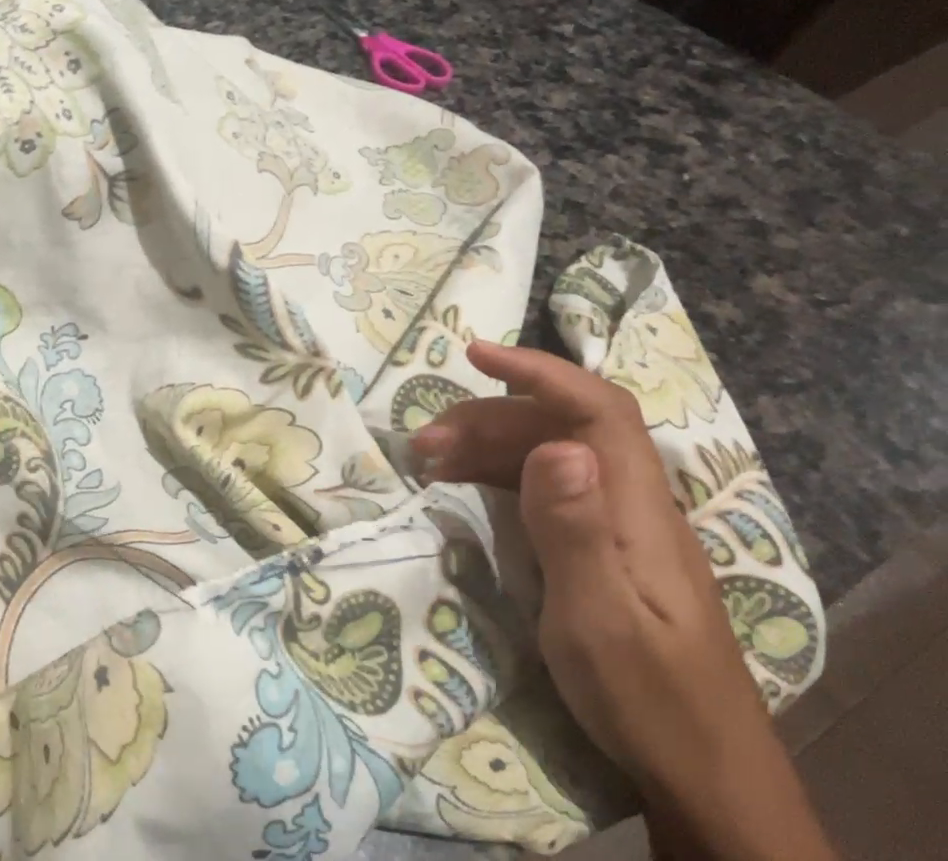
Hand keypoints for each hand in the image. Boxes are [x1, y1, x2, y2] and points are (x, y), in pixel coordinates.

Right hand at [413, 342, 834, 860]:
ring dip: (489, 448)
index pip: (596, 410)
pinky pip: (549, 494)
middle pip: (565, 428)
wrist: (699, 767)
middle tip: (421, 444)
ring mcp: (620, 533)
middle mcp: (633, 507)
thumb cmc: (643, 691)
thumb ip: (575, 529)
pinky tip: (466, 496)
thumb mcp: (598, 615)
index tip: (474, 354)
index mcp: (637, 510)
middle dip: (489, 418)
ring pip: (553, 458)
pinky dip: (500, 480)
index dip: (538, 372)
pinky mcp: (604, 557)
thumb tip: (557, 445)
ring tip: (429, 464)